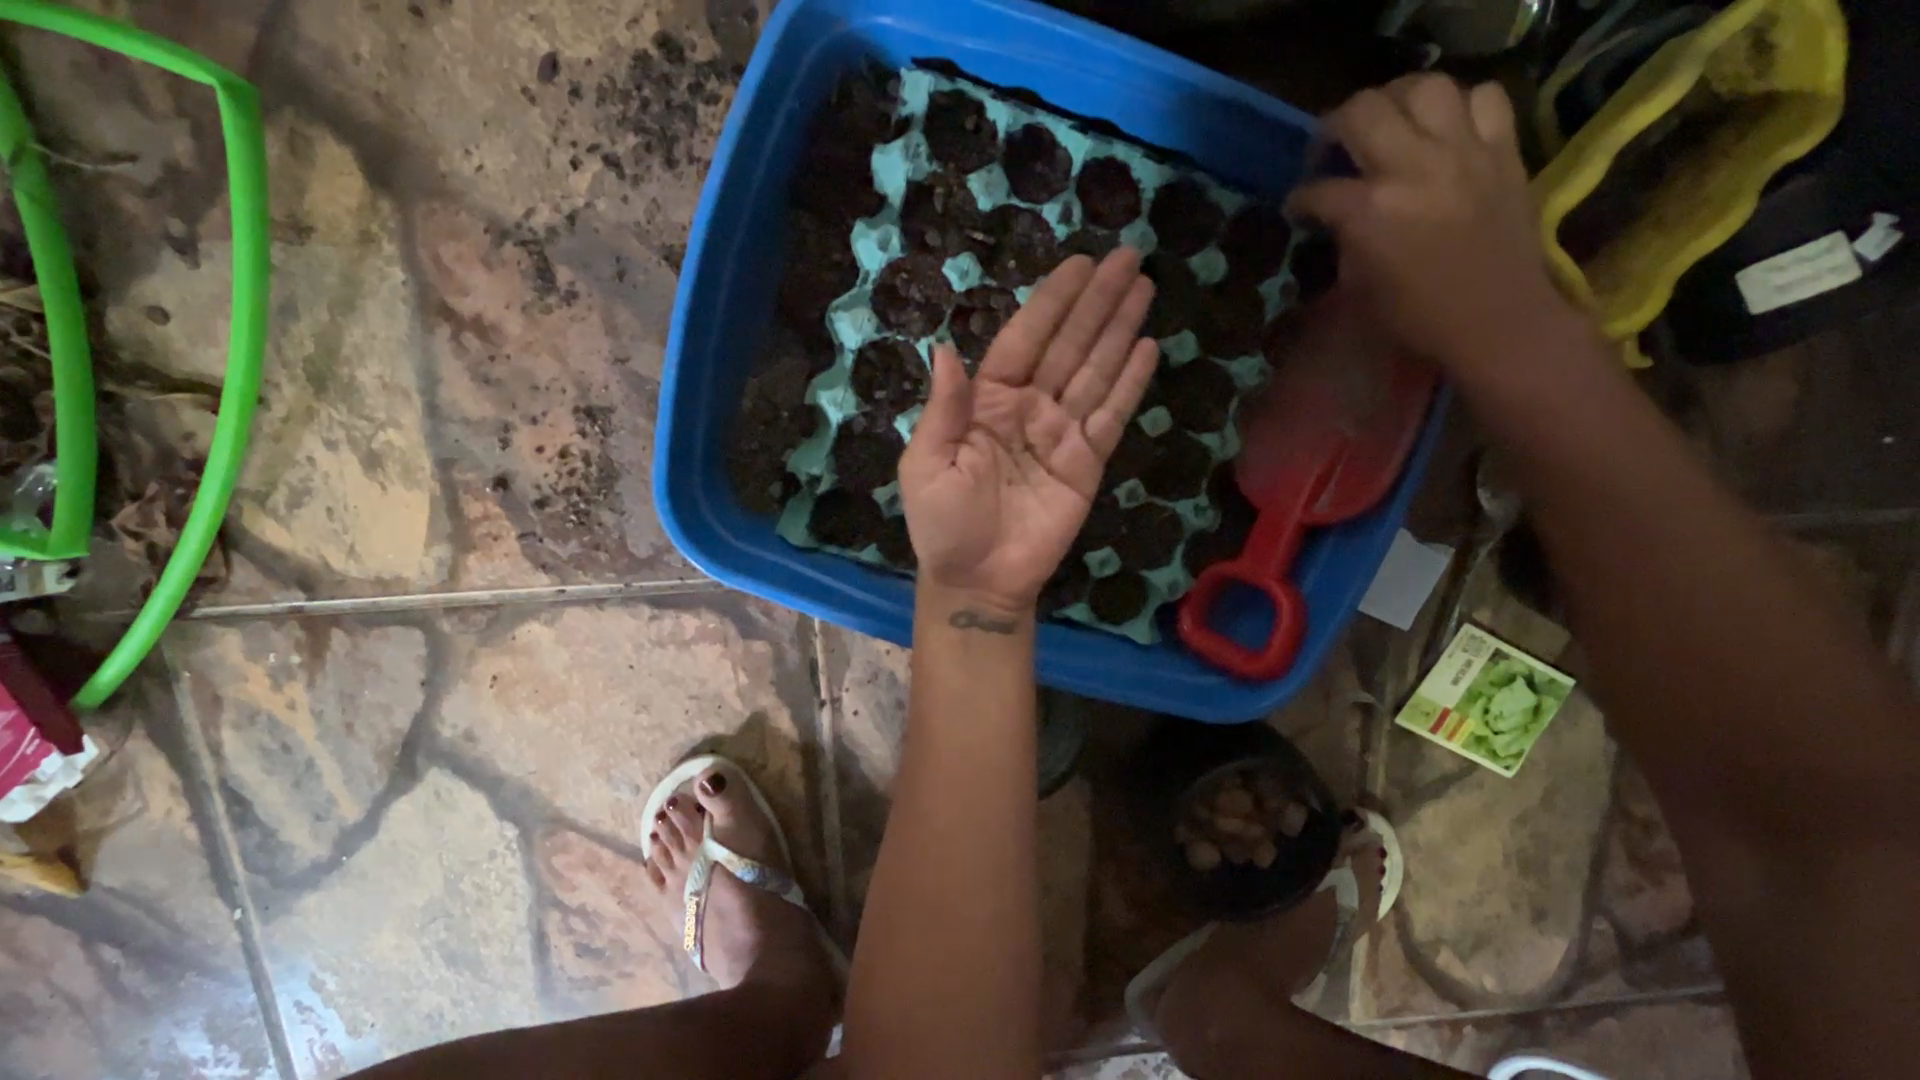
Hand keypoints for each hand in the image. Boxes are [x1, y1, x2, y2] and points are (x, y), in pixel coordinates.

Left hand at [899, 248, 1159, 615]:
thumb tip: (945, 349)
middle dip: (1096, 302)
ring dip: (1118, 329)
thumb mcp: (928, 464)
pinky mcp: (1087, 463)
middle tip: (1128, 256)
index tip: (1079, 264)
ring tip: (1143, 287)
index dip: (1052, 302)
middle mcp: (1028, 407)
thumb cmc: (942, 523)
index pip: (1024, 339)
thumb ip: (944, 408)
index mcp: (987, 401)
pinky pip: (1111, 416)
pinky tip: (1147, 348)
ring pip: (1094, 371)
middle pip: (1068, 345)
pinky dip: (1129, 383)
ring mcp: (1060, 433)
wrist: (977, 579)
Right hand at [1288, 76, 1580, 372]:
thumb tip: (1335, 219)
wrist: (1498, 323)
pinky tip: (1448, 129)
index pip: (1317, 190)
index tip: (1298, 209)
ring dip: (1398, 100)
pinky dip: (1463, 105)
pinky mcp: (1503, 151)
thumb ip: (1344, 239)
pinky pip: (1485, 98)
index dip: (1299, 200)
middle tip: (1333, 150)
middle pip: (1362, 110)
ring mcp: (1463, 152)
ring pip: (1425, 86)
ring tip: (1390, 123)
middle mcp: (1413, 168)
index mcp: (1369, 211)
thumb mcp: (1360, 286)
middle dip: (1335, 127)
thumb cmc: (1419, 318)